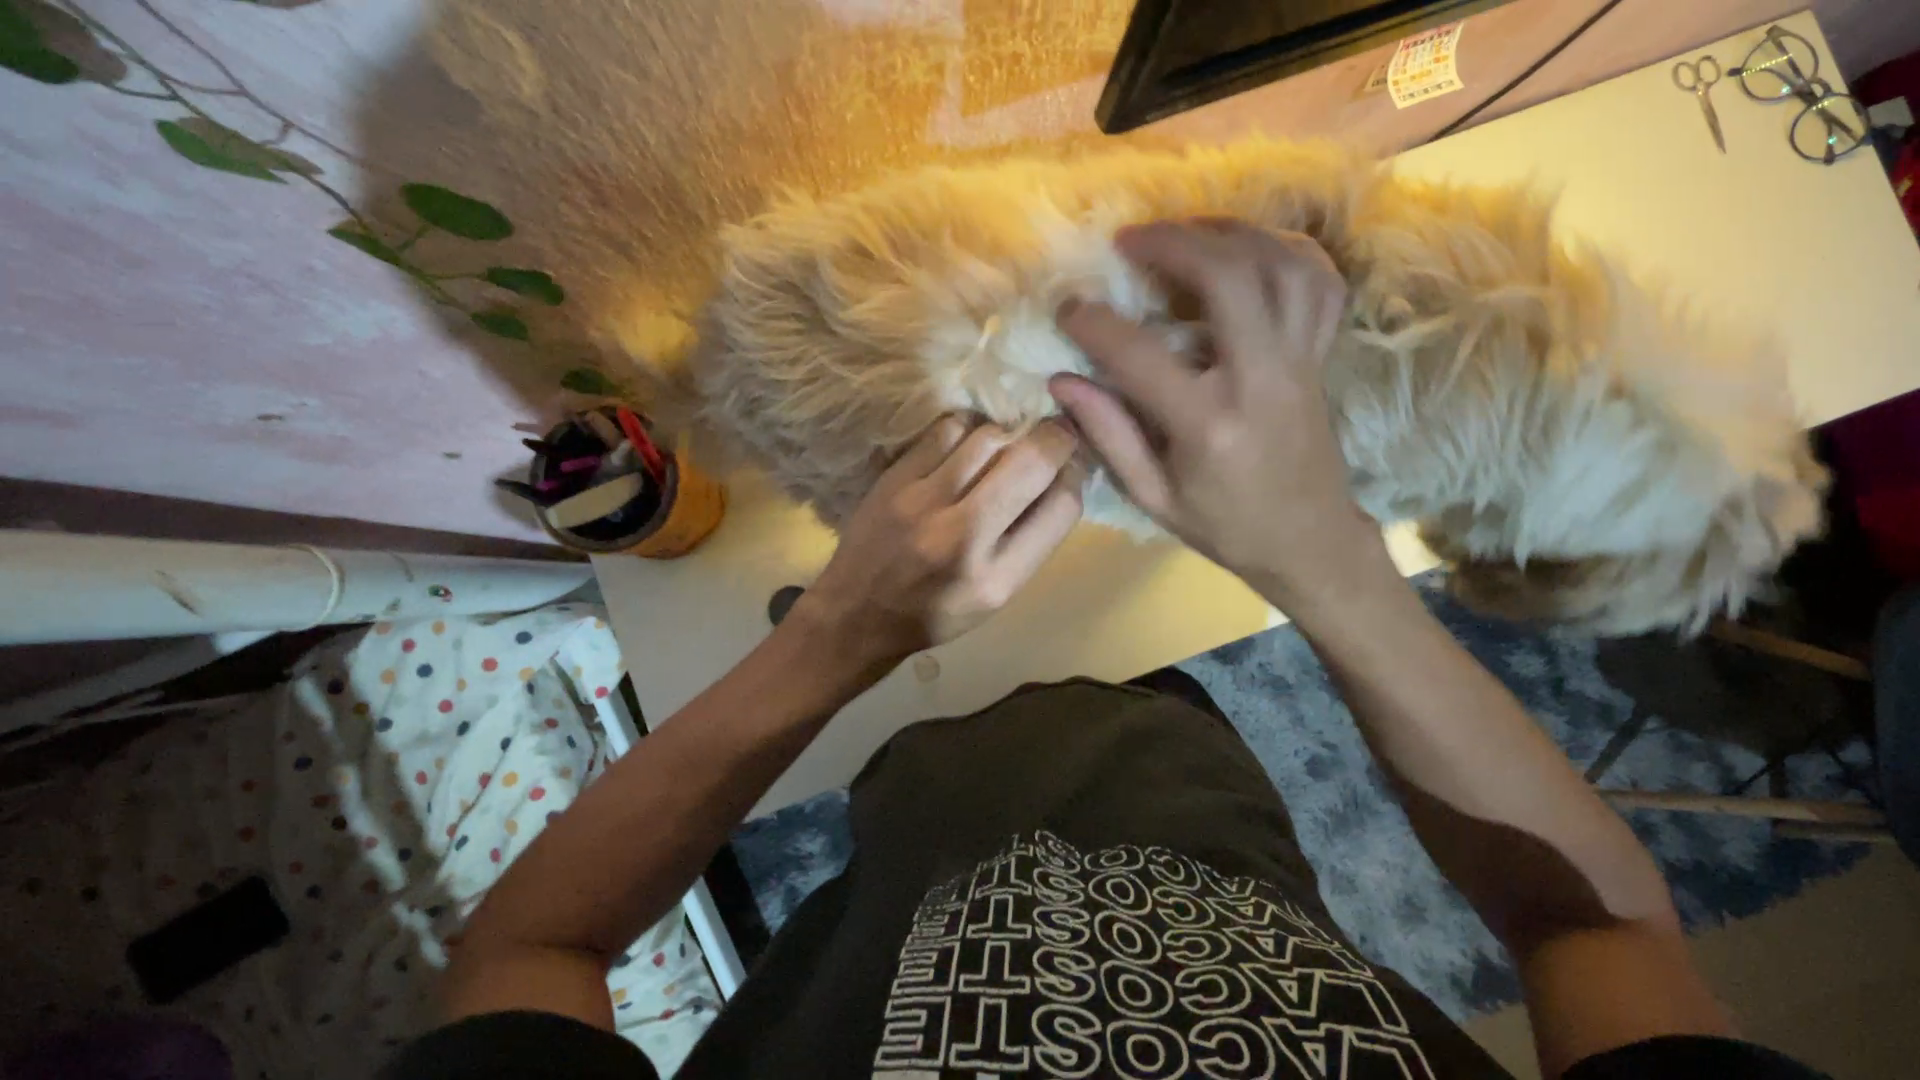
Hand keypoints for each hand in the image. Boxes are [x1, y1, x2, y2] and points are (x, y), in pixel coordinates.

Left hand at [794, 416, 1083, 668]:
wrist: (857, 614)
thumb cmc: (936, 611)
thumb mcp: (997, 595)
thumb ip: (1033, 539)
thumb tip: (1064, 472)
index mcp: (998, 578)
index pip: (1062, 506)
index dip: (1075, 475)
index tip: (1070, 465)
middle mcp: (964, 538)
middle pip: (1030, 461)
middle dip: (1054, 439)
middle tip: (1053, 436)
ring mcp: (924, 503)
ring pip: (989, 436)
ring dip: (1008, 434)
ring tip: (1005, 445)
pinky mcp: (894, 479)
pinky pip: (947, 429)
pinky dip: (968, 428)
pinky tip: (967, 444)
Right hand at [1050, 219, 1388, 609]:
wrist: (1310, 542)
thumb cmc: (1225, 526)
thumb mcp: (1154, 496)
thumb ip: (1109, 436)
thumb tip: (1061, 380)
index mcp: (1208, 424)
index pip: (1140, 355)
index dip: (1094, 323)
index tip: (1067, 308)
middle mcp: (1260, 379)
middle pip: (1228, 278)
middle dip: (1173, 243)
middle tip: (1130, 239)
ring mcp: (1300, 362)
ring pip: (1281, 265)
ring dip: (1230, 233)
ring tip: (1186, 232)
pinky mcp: (1320, 356)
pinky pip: (1319, 284)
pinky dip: (1287, 252)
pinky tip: (1249, 249)